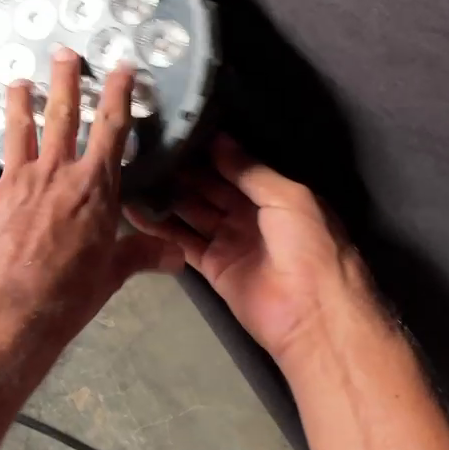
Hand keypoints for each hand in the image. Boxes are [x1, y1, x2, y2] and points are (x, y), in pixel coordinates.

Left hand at [0, 48, 179, 351]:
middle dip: (64, 80)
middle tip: (63, 52)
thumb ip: (142, 256)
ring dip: (17, 104)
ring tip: (17, 82)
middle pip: (60, 115)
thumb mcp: (112, 275)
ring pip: (16, 131)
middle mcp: (54, 173)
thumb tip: (176, 256)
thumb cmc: (67, 295)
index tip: (121, 67)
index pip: (111, 128)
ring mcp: (15, 182)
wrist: (6, 312)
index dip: (118, 94)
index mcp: (92, 186)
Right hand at [127, 136, 362, 360]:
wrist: (314, 318)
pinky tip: (134, 211)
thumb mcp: (288, 198)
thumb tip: (218, 139)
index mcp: (275, 195)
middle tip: (146, 150)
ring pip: (192, 212)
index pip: (235, 168)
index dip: (209, 152)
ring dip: (167, 197)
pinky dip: (159, 229)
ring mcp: (230, 241)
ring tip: (134, 174)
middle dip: (183, 172)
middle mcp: (250, 215)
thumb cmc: (309, 247)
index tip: (176, 131)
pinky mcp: (212, 267)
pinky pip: (181, 242)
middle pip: (210, 188)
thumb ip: (249, 170)